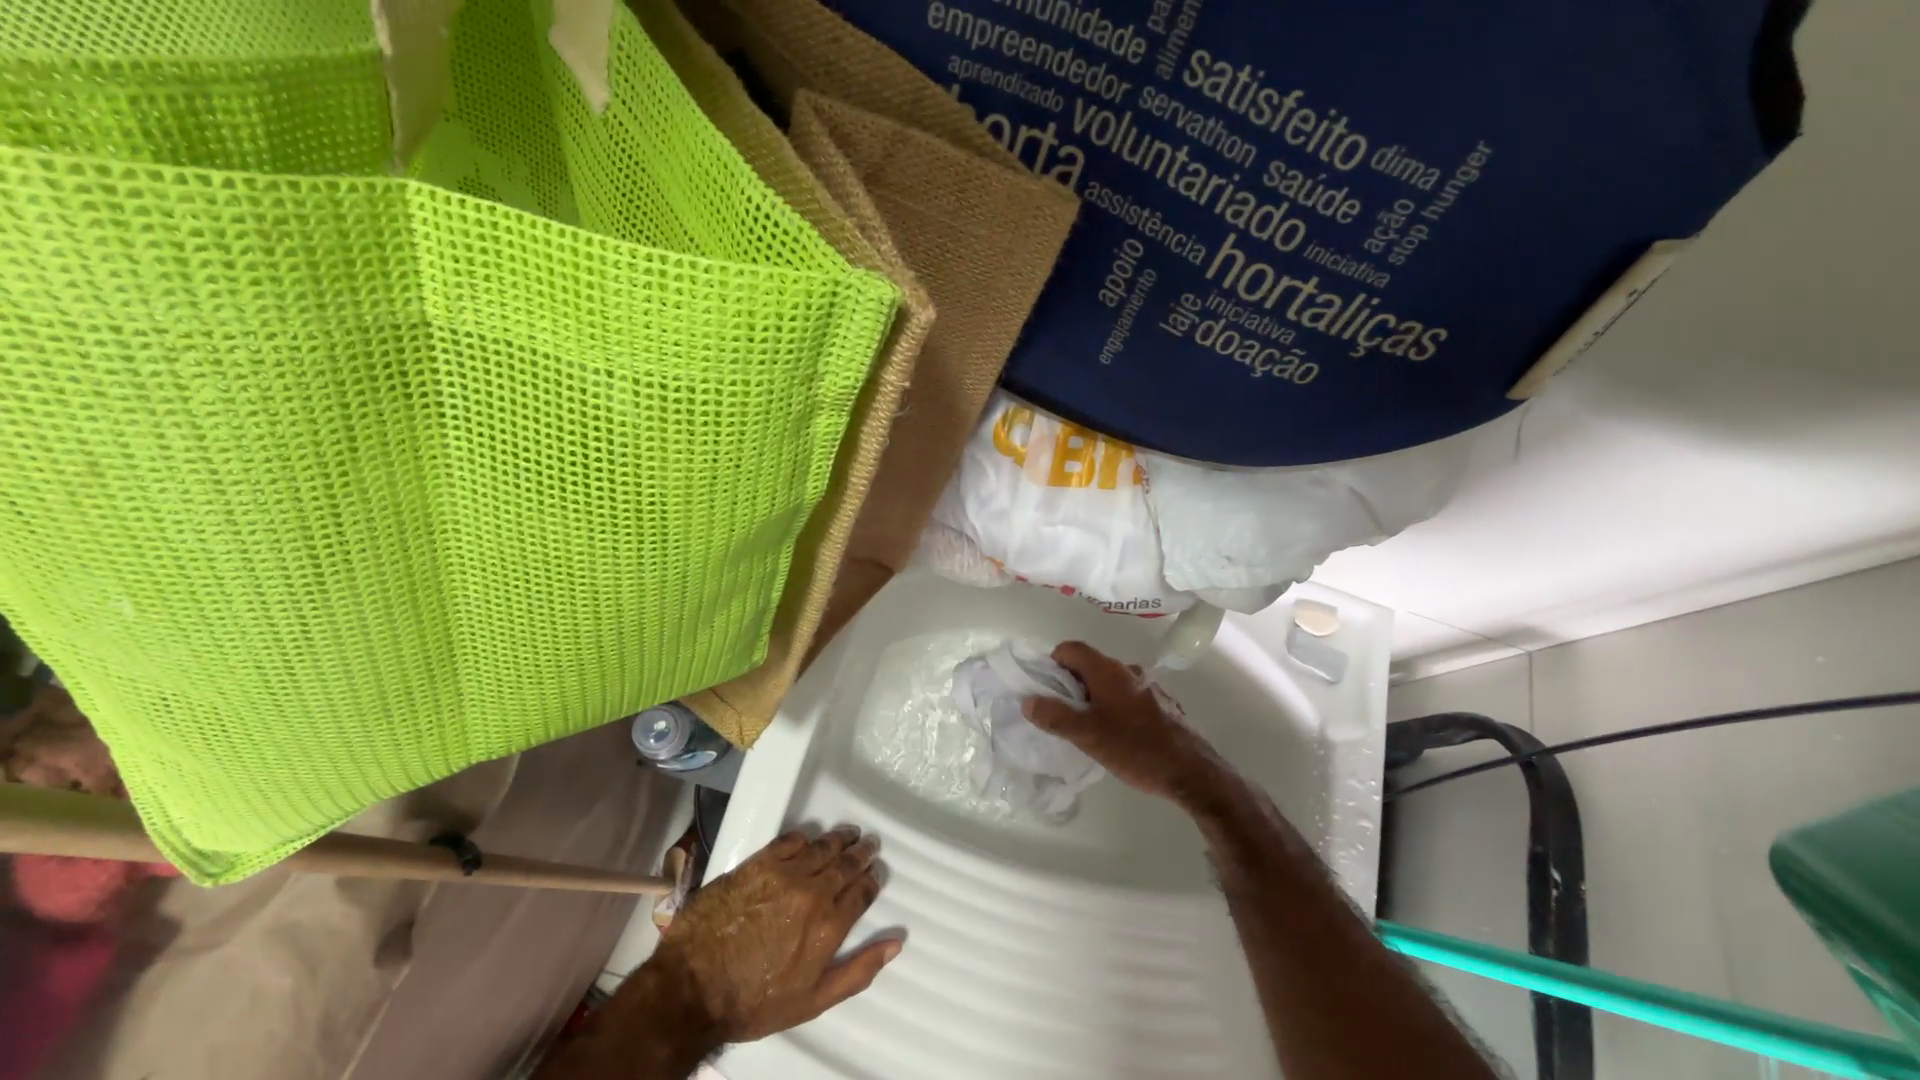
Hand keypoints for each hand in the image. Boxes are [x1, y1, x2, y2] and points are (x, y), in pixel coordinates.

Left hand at [649, 825, 898, 1043]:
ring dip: (838, 840)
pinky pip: (787, 841)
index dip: (872, 879)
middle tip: (869, 843)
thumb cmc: (754, 1003)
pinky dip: (802, 838)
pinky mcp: (755, 865)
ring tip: (847, 833)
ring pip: (821, 847)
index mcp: (830, 927)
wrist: (691, 990)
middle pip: (846, 864)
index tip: (875, 873)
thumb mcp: (813, 1002)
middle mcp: (813, 893)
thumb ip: (858, 971)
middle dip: (861, 853)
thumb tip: (896, 944)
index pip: (862, 892)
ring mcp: (782, 875)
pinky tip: (806, 839)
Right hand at [1022, 641, 1224, 804]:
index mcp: (1108, 670)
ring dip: (1092, 698)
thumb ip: (1054, 716)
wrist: (1190, 771)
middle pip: (1089, 665)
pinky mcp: (1161, 706)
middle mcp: (1129, 671)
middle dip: (1069, 684)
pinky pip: (1127, 698)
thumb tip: (1029, 701)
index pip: (1071, 649)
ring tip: (1085, 728)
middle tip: (1059, 713)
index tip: (1044, 688)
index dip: (1052, 663)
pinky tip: (1114, 737)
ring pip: (1109, 684)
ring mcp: (1148, 688)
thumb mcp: (1087, 735)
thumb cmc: (1135, 748)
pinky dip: (1113, 708)